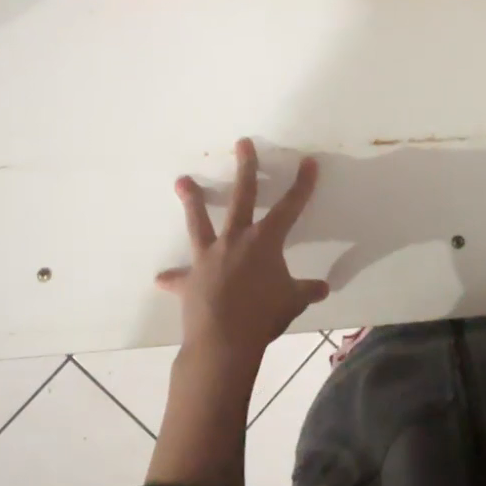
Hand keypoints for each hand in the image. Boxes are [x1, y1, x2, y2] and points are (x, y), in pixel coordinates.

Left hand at [157, 138, 329, 359]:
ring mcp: (209, 257)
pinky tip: (162, 278)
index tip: (308, 163)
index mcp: (265, 241)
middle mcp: (235, 240)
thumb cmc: (264, 316)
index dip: (302, 185)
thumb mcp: (293, 302)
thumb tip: (323, 289)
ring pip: (199, 222)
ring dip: (192, 201)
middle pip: (242, 197)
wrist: (224, 342)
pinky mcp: (190, 280)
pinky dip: (173, 278)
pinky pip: (179, 278)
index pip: (290, 207)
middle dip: (245, 168)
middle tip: (242, 143)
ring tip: (182, 181)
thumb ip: (307, 291)